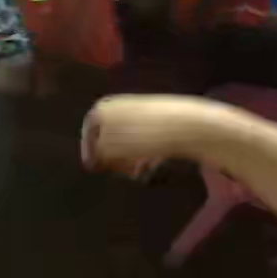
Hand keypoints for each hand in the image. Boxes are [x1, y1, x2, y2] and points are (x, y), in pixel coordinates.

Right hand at [81, 96, 227, 179]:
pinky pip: (146, 137)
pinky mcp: (161, 116)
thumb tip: (92, 161)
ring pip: (128, 139)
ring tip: (142, 171)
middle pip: (108, 136)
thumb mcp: (108, 150)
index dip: (90, 154)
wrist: (189, 125)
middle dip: (115, 157)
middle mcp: (117, 105)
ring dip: (131, 158)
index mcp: (100, 108)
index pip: (87, 134)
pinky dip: (147, 152)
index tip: (98, 171)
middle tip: (125, 172)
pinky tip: (156, 162)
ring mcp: (140, 109)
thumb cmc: (141, 137)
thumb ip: (95, 156)